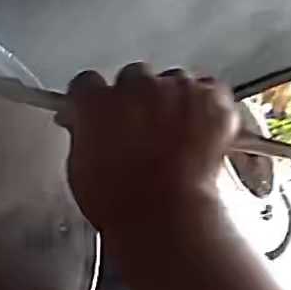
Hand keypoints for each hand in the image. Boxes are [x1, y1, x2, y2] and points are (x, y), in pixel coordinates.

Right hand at [61, 63, 237, 234]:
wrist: (162, 213)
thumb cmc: (118, 198)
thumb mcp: (79, 168)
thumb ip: (80, 134)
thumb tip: (81, 123)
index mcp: (96, 104)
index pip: (86, 84)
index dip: (89, 98)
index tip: (93, 106)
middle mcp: (136, 88)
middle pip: (132, 76)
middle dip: (131, 97)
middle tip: (134, 126)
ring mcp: (176, 91)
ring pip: (171, 80)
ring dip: (168, 98)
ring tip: (168, 131)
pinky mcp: (211, 99)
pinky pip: (207, 88)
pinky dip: (201, 103)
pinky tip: (193, 127)